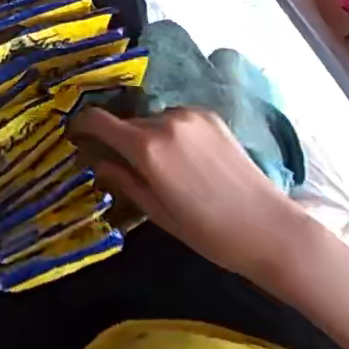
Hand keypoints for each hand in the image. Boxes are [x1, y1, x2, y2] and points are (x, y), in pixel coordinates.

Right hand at [69, 106, 310, 281]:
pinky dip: (172, 131)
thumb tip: (96, 162)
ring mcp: (188, 115)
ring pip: (152, 119)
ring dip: (149, 136)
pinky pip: (176, 118)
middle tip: (126, 164)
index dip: (82, 124)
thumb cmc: (210, 233)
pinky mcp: (209, 115)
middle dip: (121, 140)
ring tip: (166, 166)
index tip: (76, 134)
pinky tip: (189, 158)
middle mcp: (163, 122)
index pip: (98, 120)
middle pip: (127, 122)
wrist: (272, 230)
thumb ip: (123, 181)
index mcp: (146, 149)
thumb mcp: (159, 213)